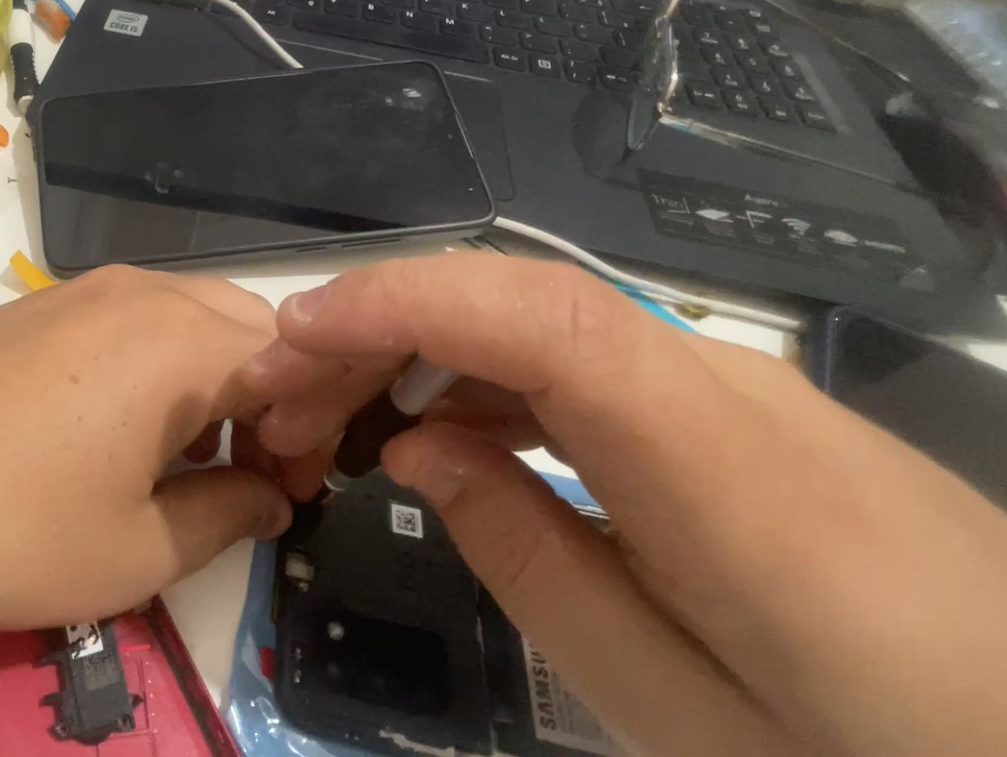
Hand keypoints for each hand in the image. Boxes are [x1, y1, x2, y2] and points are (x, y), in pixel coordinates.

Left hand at [0, 265, 295, 637]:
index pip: (290, 367)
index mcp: (179, 339)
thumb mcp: (135, 549)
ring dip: (207, 384)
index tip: (289, 495)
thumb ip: (228, 515)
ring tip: (176, 464)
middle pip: (242, 330)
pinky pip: (123, 326)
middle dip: (264, 399)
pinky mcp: (29, 308)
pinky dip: (151, 371)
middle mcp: (136, 292)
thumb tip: (272, 497)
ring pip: (181, 323)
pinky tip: (108, 434)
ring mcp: (74, 291)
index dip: (309, 432)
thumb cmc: (1, 530)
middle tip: (243, 478)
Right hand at [237, 254, 1006, 756]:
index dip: (401, 302)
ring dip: (414, 349)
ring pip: (532, 319)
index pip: (538, 319)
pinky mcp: (726, 404)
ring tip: (333, 419)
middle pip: (512, 299)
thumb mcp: (681, 708)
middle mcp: (718, 380)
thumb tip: (421, 448)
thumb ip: (532, 559)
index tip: (293, 334)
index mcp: (719, 464)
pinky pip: (573, 357)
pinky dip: (477, 374)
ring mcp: (727, 381)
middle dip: (373, 326)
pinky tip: (439, 431)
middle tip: (279, 402)